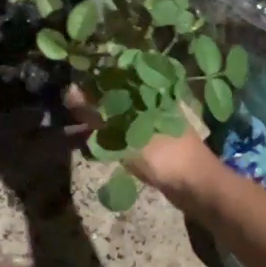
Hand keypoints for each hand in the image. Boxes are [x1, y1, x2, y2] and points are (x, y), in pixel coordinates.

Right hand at [66, 87, 222, 200]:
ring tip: (74, 130)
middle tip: (67, 110)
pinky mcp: (153, 145)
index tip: (71, 83)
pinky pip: (125, 135)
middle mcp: (152, 104)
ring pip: (119, 118)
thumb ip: (97, 114)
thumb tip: (69, 91)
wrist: (198, 189)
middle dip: (92, 104)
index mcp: (150, 94)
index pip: (117, 77)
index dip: (93, 79)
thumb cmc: (165, 156)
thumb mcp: (126, 134)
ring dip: (98, 123)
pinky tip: (93, 145)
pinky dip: (109, 138)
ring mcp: (154, 125)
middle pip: (116, 98)